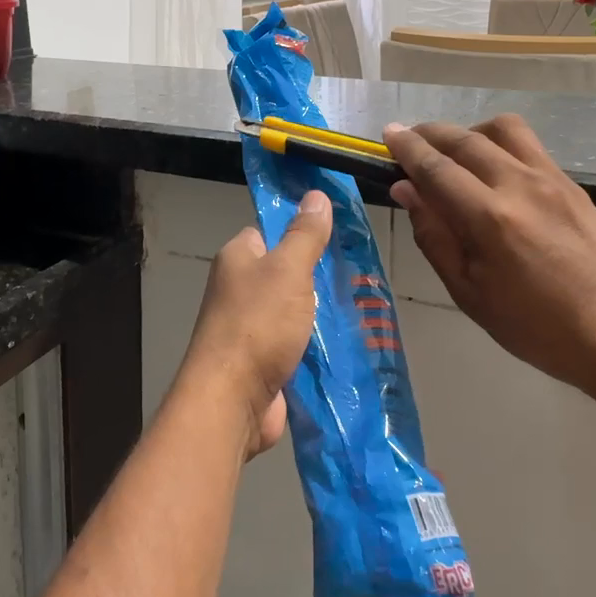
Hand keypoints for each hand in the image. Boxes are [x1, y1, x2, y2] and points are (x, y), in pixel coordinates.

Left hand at [175, 191, 330, 458]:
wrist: (232, 400)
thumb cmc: (257, 324)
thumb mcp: (288, 270)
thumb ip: (305, 235)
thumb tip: (316, 195)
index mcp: (237, 259)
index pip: (267, 232)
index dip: (297, 232)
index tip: (335, 236)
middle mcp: (237, 290)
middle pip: (283, 275)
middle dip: (316, 279)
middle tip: (356, 278)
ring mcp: (248, 329)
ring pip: (291, 312)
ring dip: (318, 316)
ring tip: (363, 310)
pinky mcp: (260, 363)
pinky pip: (293, 346)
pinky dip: (314, 348)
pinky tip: (346, 348)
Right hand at [384, 116, 595, 390]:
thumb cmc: (540, 330)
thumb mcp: (472, 295)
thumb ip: (435, 237)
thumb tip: (407, 191)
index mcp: (490, 219)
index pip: (436, 167)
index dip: (407, 148)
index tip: (387, 135)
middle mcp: (519, 185)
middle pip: (464, 140)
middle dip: (430, 135)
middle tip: (408, 140)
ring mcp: (551, 179)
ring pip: (501, 129)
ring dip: (468, 131)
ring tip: (453, 154)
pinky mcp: (572, 184)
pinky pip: (528, 144)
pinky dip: (498, 143)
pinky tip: (492, 168)